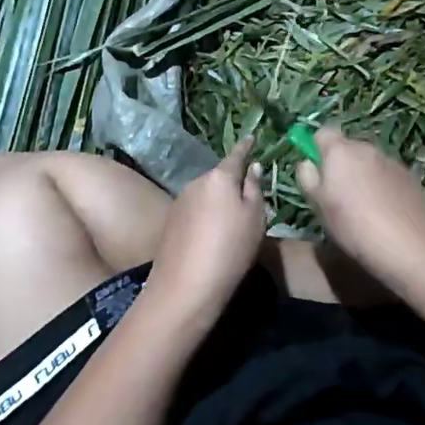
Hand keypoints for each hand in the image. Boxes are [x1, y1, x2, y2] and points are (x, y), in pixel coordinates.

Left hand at [145, 139, 265, 317]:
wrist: (186, 286)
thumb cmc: (230, 248)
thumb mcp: (254, 219)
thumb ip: (254, 189)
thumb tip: (252, 168)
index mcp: (219, 177)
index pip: (236, 155)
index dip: (246, 148)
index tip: (252, 138)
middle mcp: (196, 182)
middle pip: (219, 176)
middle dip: (232, 181)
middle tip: (249, 196)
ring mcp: (180, 201)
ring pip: (206, 193)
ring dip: (217, 200)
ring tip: (231, 220)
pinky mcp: (170, 221)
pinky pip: (195, 209)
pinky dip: (205, 215)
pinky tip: (212, 233)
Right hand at [294, 127, 424, 283]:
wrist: (407, 244)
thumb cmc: (353, 225)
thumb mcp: (318, 205)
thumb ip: (308, 178)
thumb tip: (308, 163)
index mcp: (340, 151)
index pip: (322, 132)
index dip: (316, 148)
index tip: (316, 172)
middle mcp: (366, 148)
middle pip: (347, 147)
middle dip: (340, 163)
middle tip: (337, 194)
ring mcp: (391, 161)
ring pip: (368, 161)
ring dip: (362, 174)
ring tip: (363, 205)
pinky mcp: (409, 176)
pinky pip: (386, 173)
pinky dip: (381, 184)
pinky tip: (383, 210)